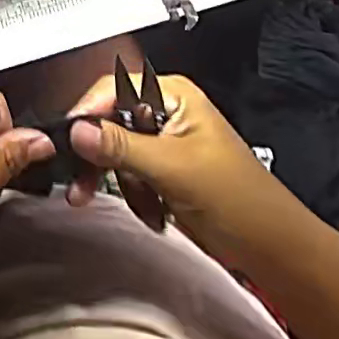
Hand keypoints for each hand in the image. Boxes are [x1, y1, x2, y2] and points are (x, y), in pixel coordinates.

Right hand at [66, 71, 301, 260]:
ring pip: (116, 151)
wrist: (271, 248)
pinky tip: (152, 210)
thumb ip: (121, 146)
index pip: (113, 90)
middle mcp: (166, 111)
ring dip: (122, 182)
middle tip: (81, 182)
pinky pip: (129, 174)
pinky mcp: (164, 170)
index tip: (68, 139)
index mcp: (173, 95)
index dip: (88, 113)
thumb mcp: (172, 168)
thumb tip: (79, 129)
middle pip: (110, 121)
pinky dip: (134, 194)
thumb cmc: (241, 199)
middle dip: (100, 156)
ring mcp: (165, 141)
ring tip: (142, 206)